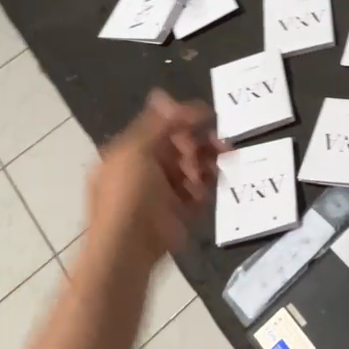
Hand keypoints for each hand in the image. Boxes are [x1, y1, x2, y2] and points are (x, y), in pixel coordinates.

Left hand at [87, 90, 221, 264]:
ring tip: (220, 166)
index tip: (209, 116)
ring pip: (192, 169)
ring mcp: (162, 193)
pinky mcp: (178, 214)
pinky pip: (198, 193)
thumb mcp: (136, 152)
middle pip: (181, 147)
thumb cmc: (127, 197)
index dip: (184, 119)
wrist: (127, 252)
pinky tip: (210, 187)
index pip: (161, 127)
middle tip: (222, 144)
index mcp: (130, 152)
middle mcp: (145, 170)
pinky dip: (207, 187)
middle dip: (202, 143)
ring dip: (207, 164)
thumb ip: (156, 124)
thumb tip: (165, 95)